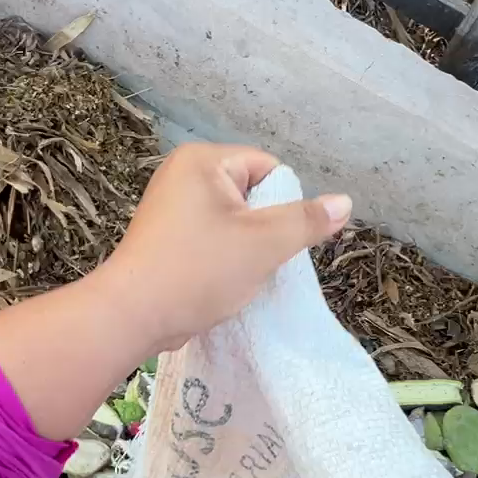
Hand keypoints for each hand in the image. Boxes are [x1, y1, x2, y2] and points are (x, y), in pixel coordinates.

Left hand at [92, 143, 352, 353]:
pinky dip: (223, 259)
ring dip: (246, 249)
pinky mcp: (166, 238)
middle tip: (257, 260)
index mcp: (203, 161)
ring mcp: (171, 207)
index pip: (268, 169)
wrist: (132, 316)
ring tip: (236, 274)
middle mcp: (183, 175)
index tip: (274, 241)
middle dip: (264, 230)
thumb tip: (345, 202)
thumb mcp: (264, 244)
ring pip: (234, 222)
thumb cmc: (198, 271)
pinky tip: (220, 282)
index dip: (283, 206)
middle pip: (252, 195)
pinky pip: (212, 239)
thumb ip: (307, 221)